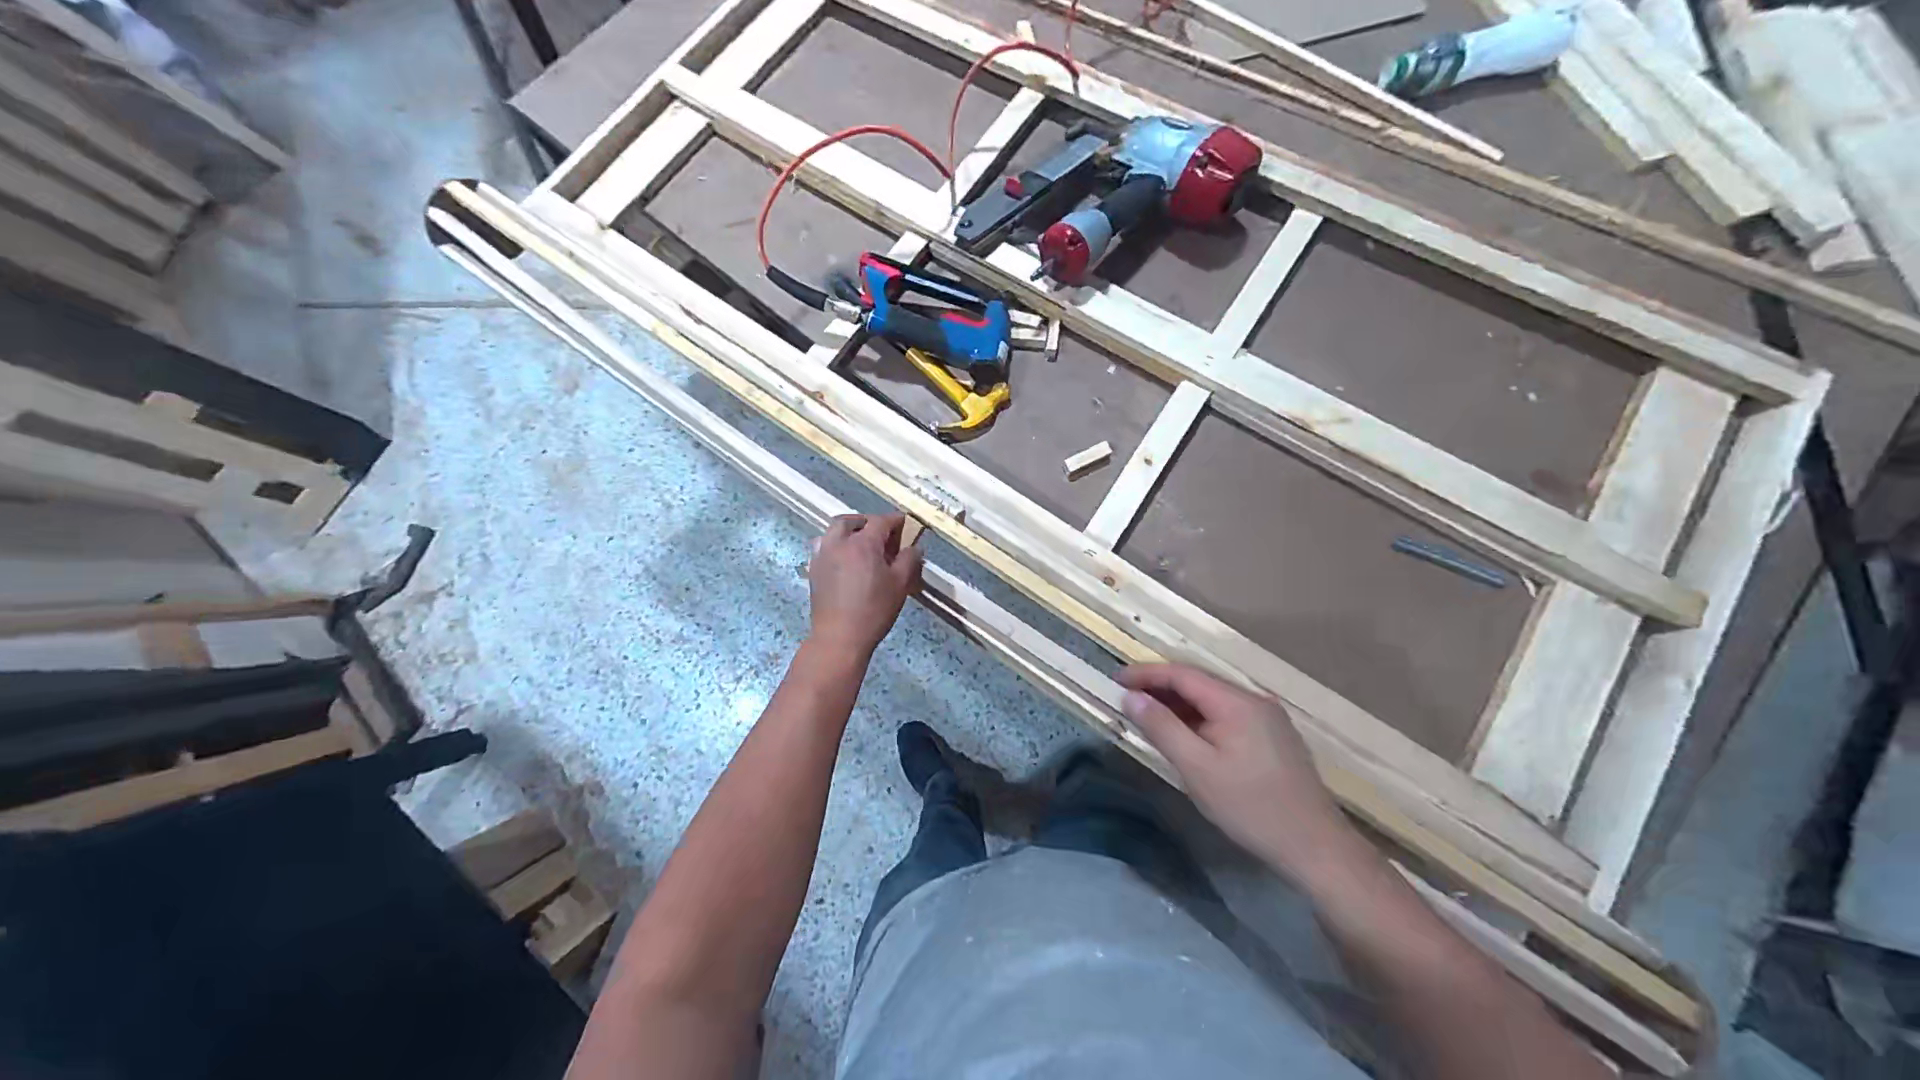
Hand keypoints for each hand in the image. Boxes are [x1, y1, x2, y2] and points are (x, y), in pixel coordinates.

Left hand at [807, 514, 922, 657]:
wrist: (839, 637)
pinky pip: (824, 546)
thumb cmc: (874, 610)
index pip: (881, 521)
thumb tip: (914, 547)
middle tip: (881, 534)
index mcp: (863, 544)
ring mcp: (823, 555)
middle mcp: (839, 543)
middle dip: (868, 522)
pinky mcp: (814, 570)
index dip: (895, 520)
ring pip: (833, 531)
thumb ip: (909, 560)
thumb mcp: (900, 584)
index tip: (905, 523)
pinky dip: (836, 544)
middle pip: (851, 521)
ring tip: (861, 544)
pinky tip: (846, 560)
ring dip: (849, 531)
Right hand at [1119, 663, 1356, 879]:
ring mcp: (1268, 719)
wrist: (1315, 847)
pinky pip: (1227, 715)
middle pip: (1199, 683)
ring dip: (1179, 704)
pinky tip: (1185, 735)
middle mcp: (1255, 701)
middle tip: (1126, 699)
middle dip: (1160, 687)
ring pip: (1213, 700)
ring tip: (1148, 716)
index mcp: (1237, 702)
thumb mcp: (1197, 768)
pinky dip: (1199, 718)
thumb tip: (1132, 697)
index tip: (1115, 681)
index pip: (1183, 674)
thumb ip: (1162, 727)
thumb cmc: (1250, 807)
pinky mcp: (1273, 738)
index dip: (1146, 674)